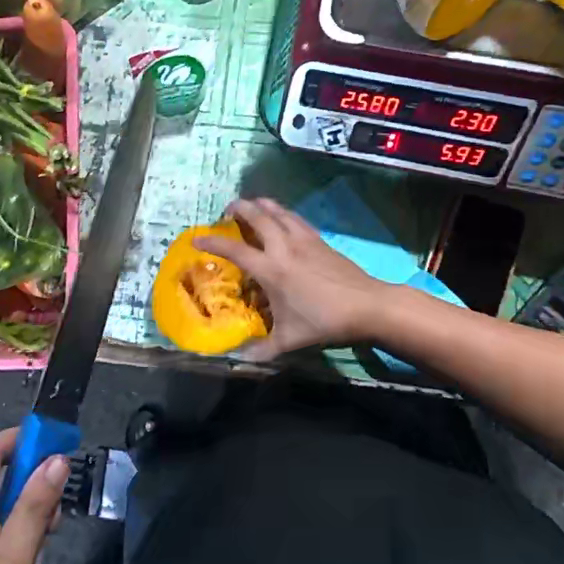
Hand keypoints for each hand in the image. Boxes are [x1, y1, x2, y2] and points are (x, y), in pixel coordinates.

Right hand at [195, 197, 387, 361]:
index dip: (212, 242)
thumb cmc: (324, 321)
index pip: (234, 249)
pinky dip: (282, 213)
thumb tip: (240, 358)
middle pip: (257, 216)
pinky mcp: (319, 239)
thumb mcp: (290, 340)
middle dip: (238, 208)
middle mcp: (283, 247)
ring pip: (278, 211)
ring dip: (261, 205)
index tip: (196, 238)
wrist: (367, 306)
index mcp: (271, 269)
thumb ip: (263, 349)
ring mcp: (303, 239)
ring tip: (251, 205)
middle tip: (226, 210)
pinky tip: (281, 218)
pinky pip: (295, 218)